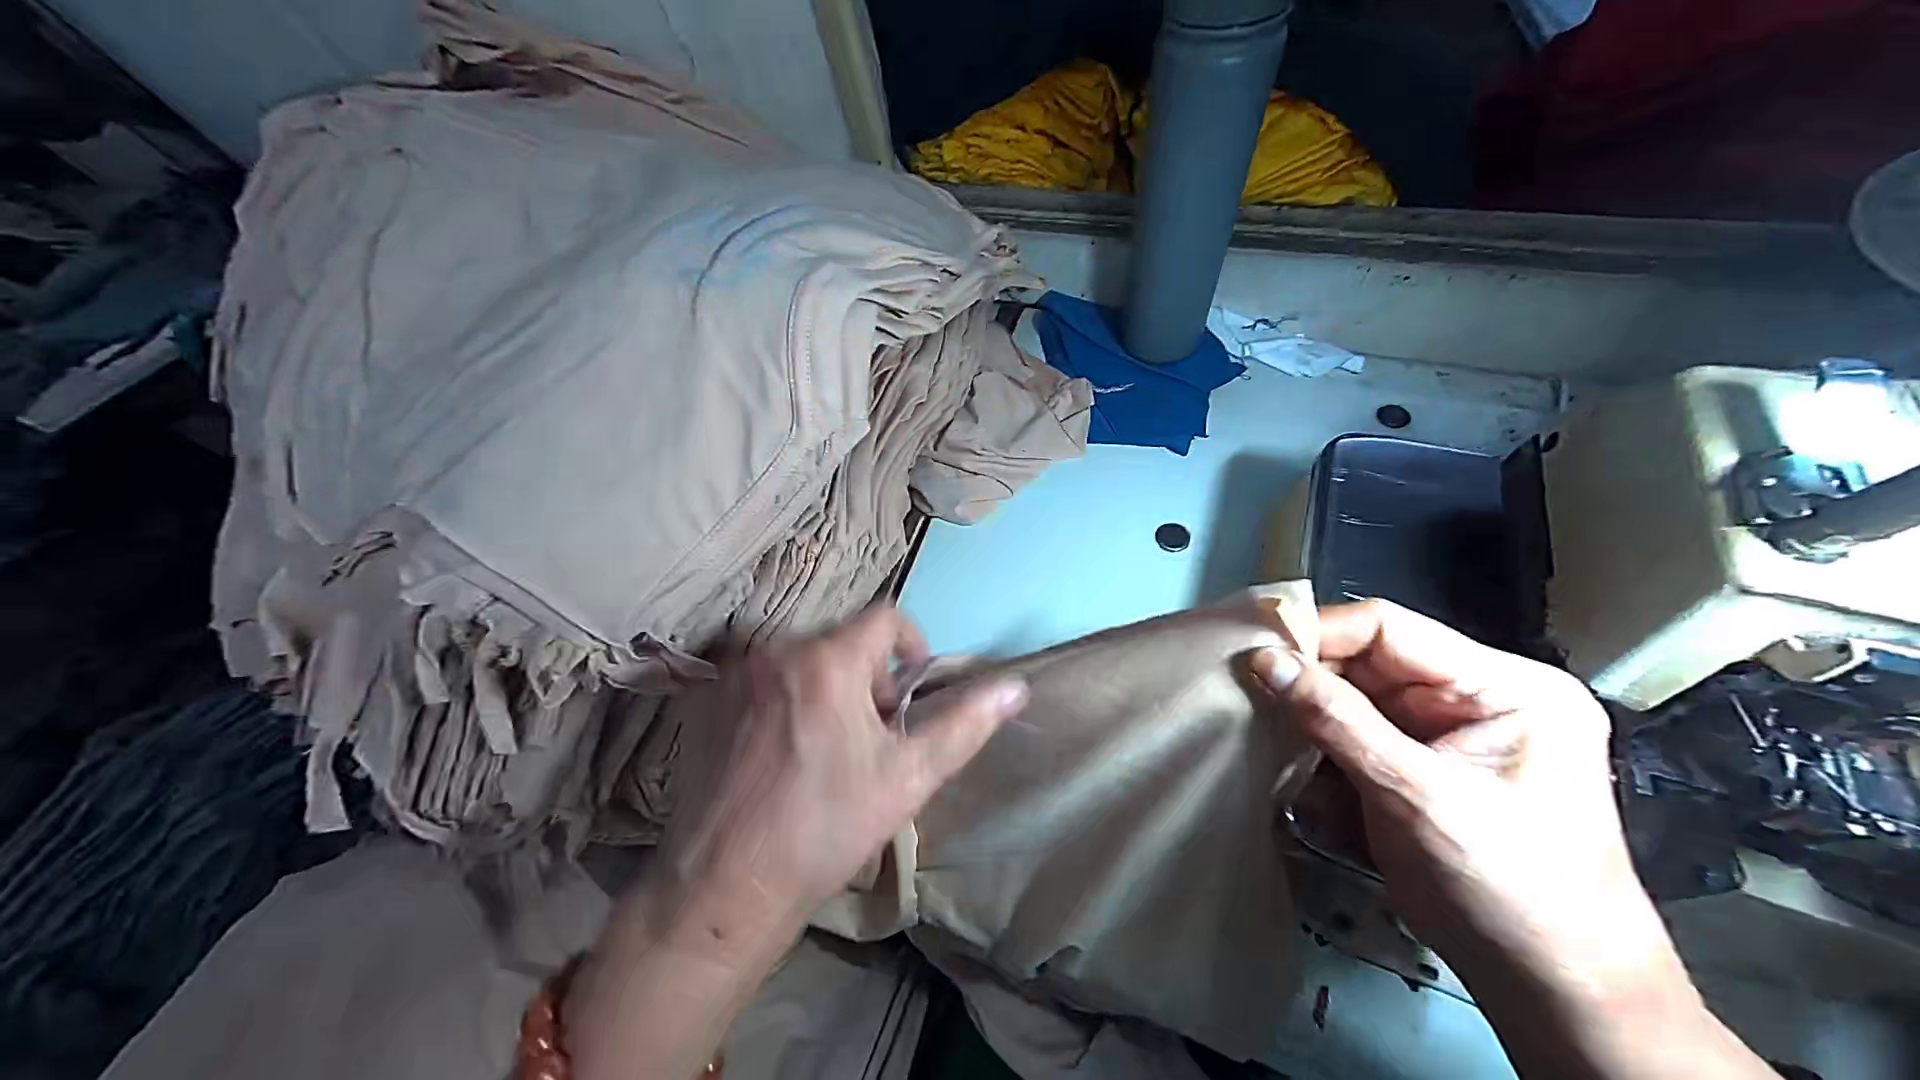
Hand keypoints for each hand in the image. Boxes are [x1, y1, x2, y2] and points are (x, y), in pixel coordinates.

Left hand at [568, 606, 1026, 1079]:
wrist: (726, 884)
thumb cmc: (827, 827)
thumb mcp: (909, 777)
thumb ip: (965, 723)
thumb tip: (1016, 686)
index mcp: (827, 659)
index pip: (886, 617)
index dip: (911, 647)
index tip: (908, 697)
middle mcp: (776, 649)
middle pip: (845, 640)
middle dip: (869, 677)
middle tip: (871, 736)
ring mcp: (736, 672)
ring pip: (807, 658)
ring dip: (831, 687)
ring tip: (829, 748)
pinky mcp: (710, 696)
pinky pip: (769, 675)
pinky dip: (791, 697)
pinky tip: (786, 753)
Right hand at [1252, 600, 1770, 1079]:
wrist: (1553, 986)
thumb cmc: (1509, 890)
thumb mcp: (1415, 795)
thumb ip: (1336, 720)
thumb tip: (1263, 660)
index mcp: (1504, 686)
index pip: (1390, 629)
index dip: (1318, 633)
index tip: (1255, 650)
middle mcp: (1474, 695)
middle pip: (1366, 658)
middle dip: (1306, 674)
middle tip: (1243, 685)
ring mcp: (1445, 729)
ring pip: (1352, 693)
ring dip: (1305, 707)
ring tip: (1252, 714)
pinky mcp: (1417, 761)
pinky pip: (1353, 729)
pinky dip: (1316, 738)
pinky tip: (1283, 748)